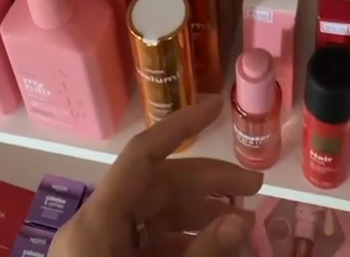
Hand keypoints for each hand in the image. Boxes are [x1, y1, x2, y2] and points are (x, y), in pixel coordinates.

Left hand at [51, 97, 263, 256]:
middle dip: (208, 184)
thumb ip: (202, 256)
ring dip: (201, 216)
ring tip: (242, 226)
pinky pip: (150, 247)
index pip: (142, 155)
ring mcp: (100, 254)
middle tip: (254, 188)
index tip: (221, 108)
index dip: (182, 126)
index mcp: (95, 224)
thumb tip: (241, 218)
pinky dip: (185, 245)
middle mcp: (95, 230)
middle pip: (157, 186)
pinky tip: (217, 252)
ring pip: (157, 216)